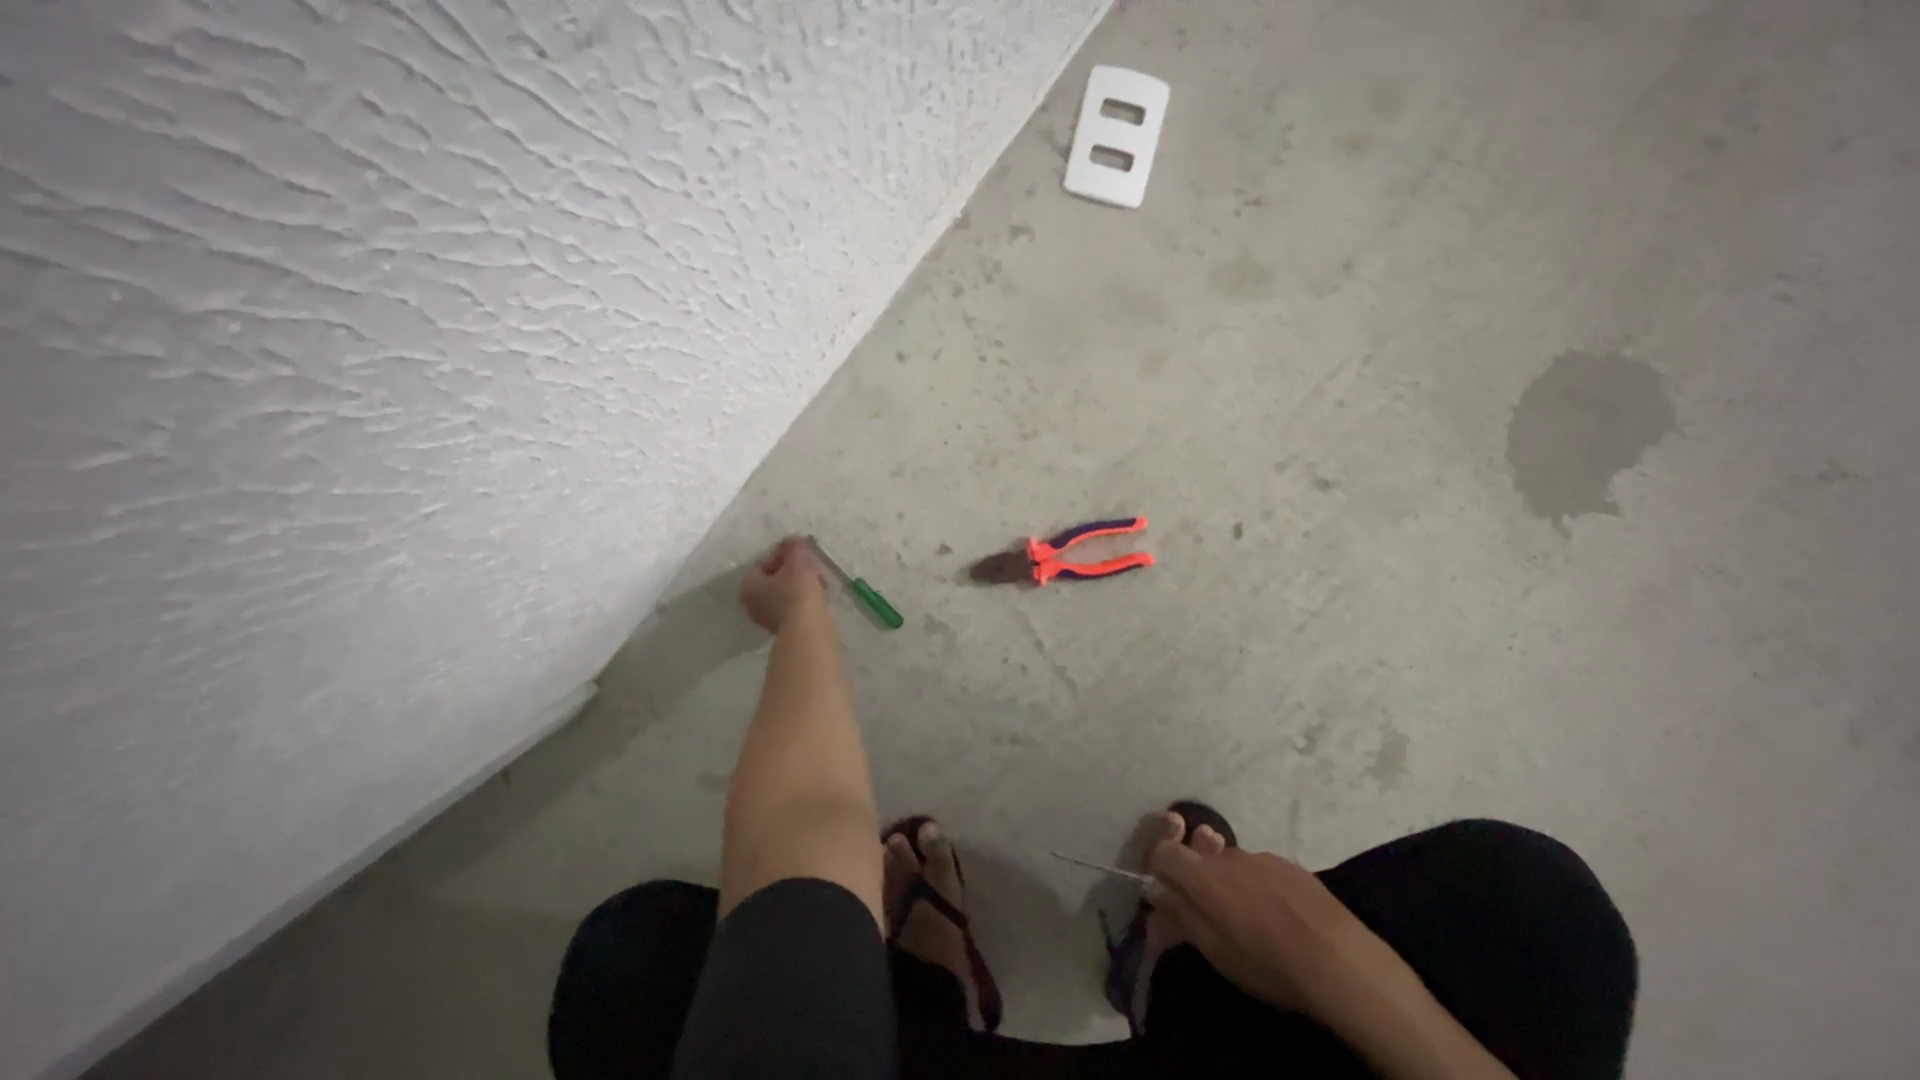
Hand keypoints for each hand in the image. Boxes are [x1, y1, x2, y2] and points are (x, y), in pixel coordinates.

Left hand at [738, 536, 830, 633]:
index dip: (784, 553)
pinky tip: (822, 594)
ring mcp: (769, 618)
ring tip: (822, 579)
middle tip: (813, 564)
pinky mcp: (787, 628)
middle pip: (776, 578)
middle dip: (796, 569)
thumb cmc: (797, 591)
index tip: (802, 550)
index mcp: (749, 586)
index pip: (765, 562)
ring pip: (787, 592)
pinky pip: (795, 605)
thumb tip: (792, 540)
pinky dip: (806, 598)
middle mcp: (753, 603)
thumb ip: (793, 546)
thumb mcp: (797, 560)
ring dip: (803, 583)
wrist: (809, 629)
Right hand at [1146, 841, 1416, 1022]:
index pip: (1164, 850)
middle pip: (1199, 856)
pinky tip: (1276, 916)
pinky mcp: (1291, 865)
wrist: (1341, 960)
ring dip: (1228, 883)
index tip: (1169, 899)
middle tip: (1208, 917)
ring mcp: (1263, 857)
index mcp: (1204, 874)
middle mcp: (1229, 855)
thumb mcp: (1215, 950)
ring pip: (1231, 862)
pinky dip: (1256, 885)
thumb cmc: (1268, 963)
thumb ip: (1181, 916)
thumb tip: (1156, 892)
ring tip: (1247, 920)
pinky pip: (1260, 869)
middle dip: (1196, 880)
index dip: (1161, 871)